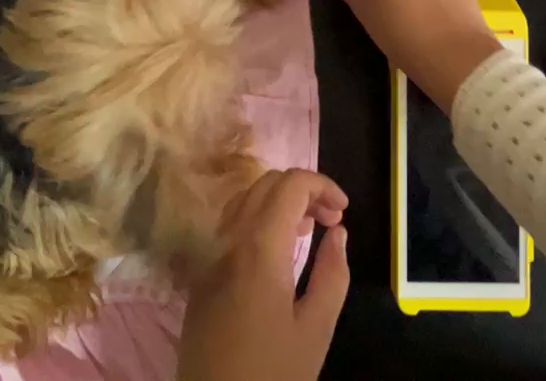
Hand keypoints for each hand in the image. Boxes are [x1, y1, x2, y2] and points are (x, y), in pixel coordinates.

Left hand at [178, 169, 349, 380]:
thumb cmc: (272, 373)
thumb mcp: (316, 330)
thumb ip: (332, 274)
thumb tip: (339, 233)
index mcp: (259, 247)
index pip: (290, 185)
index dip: (322, 185)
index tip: (344, 211)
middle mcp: (228, 239)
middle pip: (265, 183)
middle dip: (303, 190)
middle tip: (331, 220)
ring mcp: (209, 254)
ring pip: (244, 199)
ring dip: (278, 201)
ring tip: (308, 230)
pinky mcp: (201, 272)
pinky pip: (229, 225)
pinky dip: (257, 218)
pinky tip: (277, 249)